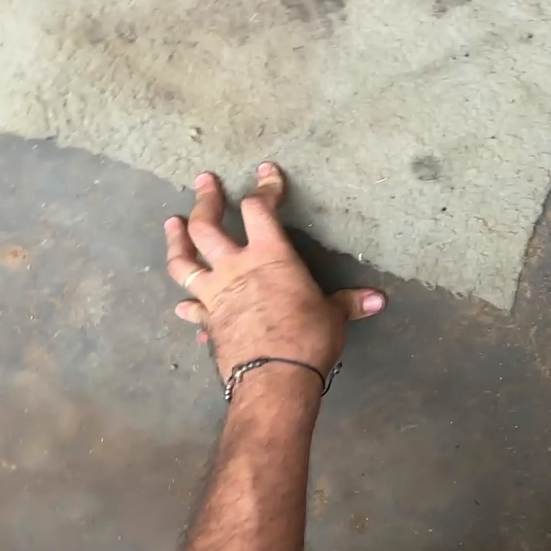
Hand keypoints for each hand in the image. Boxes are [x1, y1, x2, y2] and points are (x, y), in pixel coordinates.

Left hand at [164, 163, 383, 386]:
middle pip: (208, 226)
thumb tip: (379, 300)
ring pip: (184, 262)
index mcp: (270, 256)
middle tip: (204, 182)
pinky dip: (186, 302)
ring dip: (176, 241)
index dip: (265, 188)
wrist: (273, 379)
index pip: (260, 210)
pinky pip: (191, 307)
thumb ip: (348, 302)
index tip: (266, 171)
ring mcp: (214, 295)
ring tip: (172, 224)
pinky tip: (182, 303)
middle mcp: (235, 268)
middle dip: (206, 200)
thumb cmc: (308, 337)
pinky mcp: (207, 322)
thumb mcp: (333, 314)